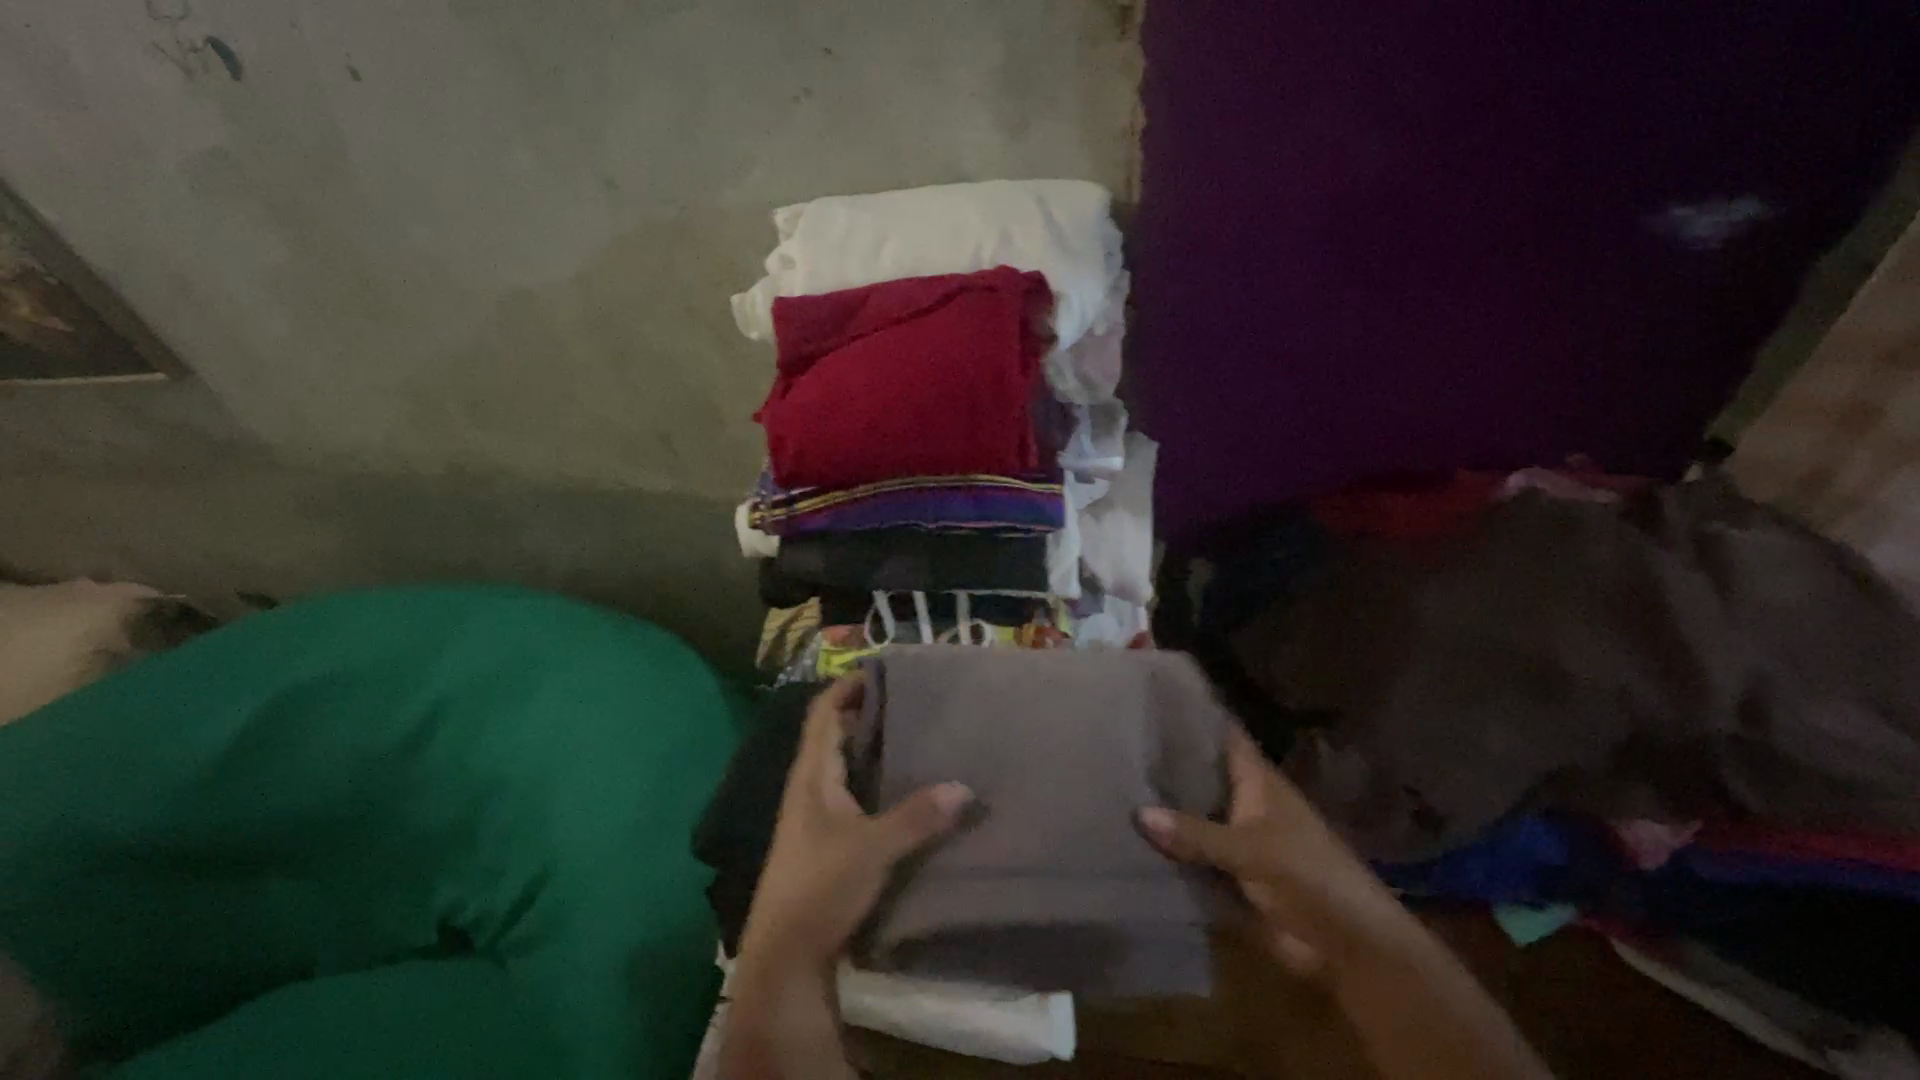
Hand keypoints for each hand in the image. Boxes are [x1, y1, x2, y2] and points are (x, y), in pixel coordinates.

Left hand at [737, 674, 972, 969]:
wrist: (786, 956)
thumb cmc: (820, 887)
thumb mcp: (873, 849)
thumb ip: (917, 817)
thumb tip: (964, 787)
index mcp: (812, 777)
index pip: (823, 714)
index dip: (846, 686)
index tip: (881, 669)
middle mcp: (810, 789)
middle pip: (834, 736)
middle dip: (867, 714)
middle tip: (912, 701)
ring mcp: (816, 818)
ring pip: (845, 768)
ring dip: (873, 750)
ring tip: (917, 738)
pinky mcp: (827, 844)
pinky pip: (854, 796)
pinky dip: (877, 783)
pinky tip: (906, 791)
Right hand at [1138, 727, 1409, 977]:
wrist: (1345, 943)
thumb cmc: (1308, 876)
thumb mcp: (1250, 848)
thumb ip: (1195, 833)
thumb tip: (1137, 812)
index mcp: (1260, 784)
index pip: (1227, 738)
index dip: (1198, 719)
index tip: (1154, 702)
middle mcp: (1246, 805)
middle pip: (1203, 778)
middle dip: (1166, 766)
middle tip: (1115, 746)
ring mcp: (1237, 842)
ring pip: (1193, 819)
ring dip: (1162, 813)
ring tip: (1109, 789)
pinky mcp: (1230, 877)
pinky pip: (1191, 859)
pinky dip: (1167, 854)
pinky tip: (1127, 842)